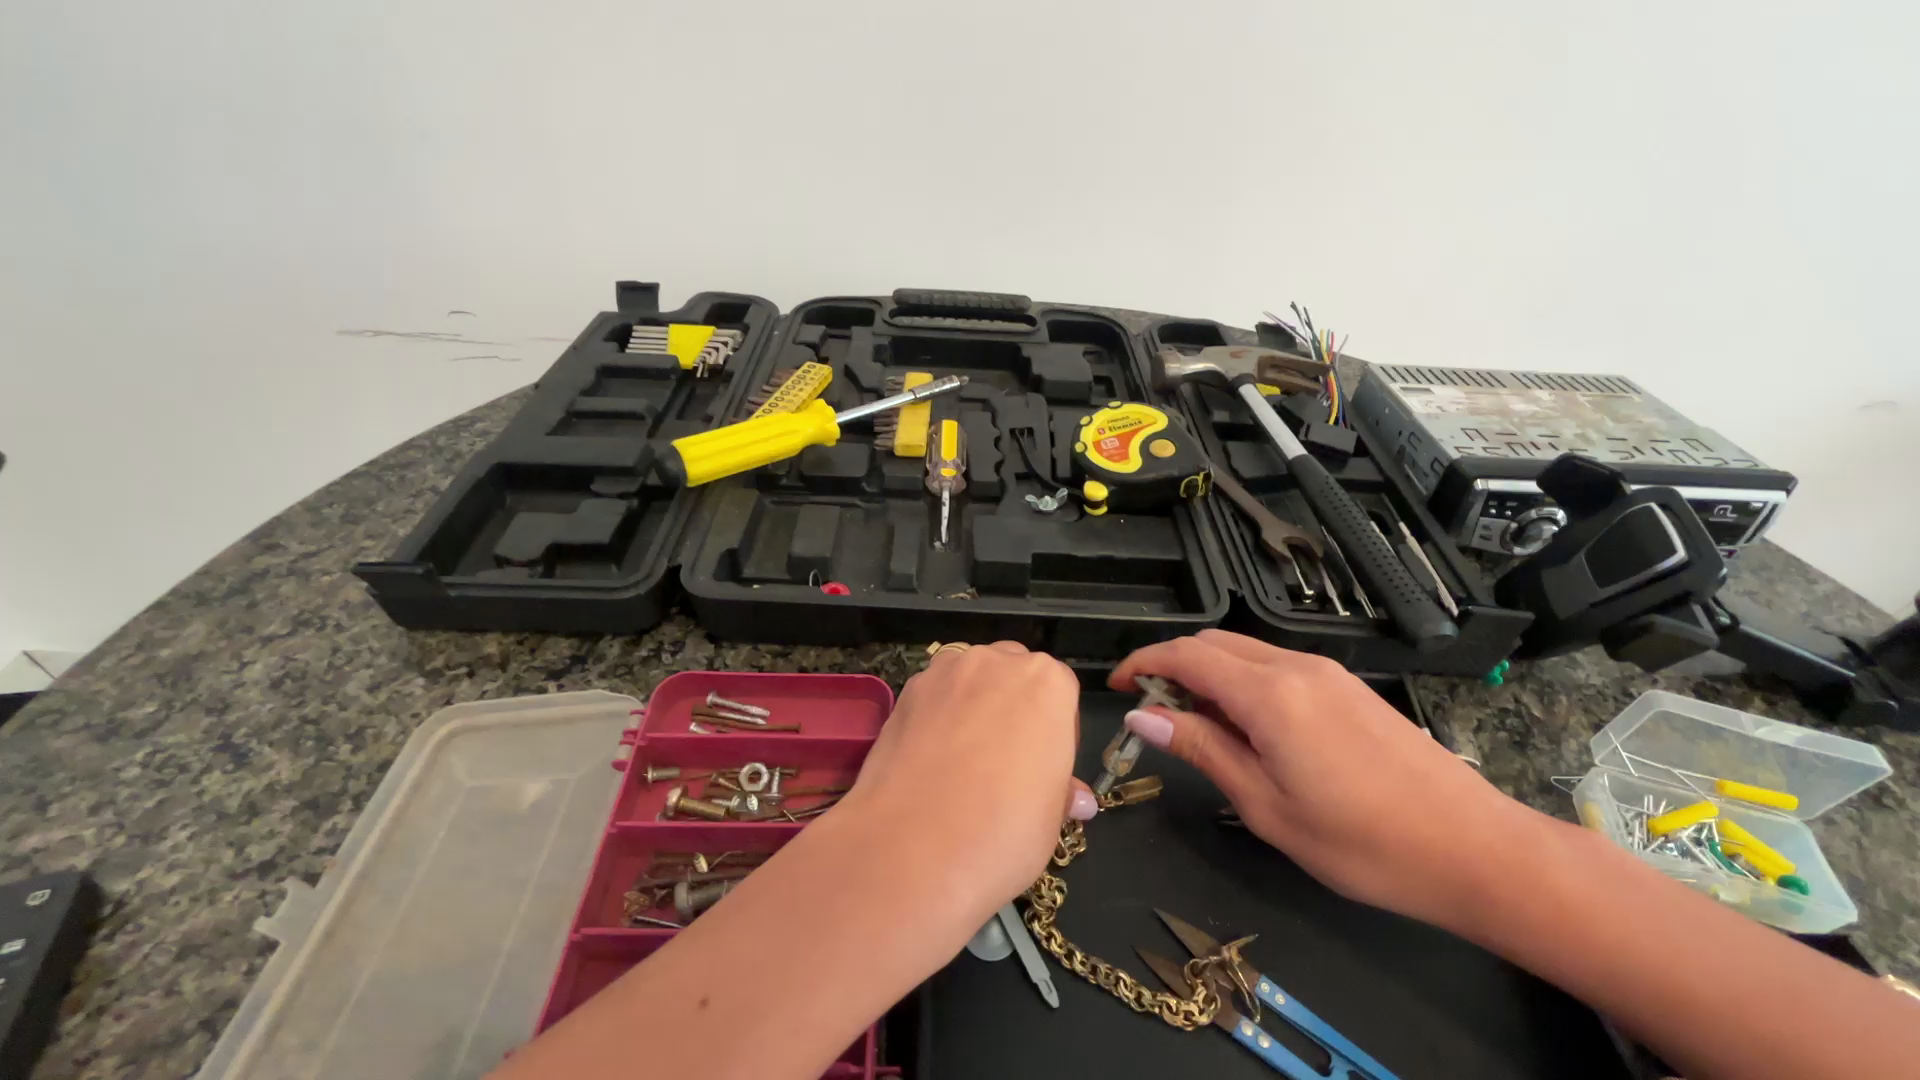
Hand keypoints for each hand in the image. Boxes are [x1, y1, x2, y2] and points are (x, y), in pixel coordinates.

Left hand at [841, 642, 1091, 919]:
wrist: (913, 847)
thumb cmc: (1004, 830)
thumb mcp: (1051, 818)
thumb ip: (1063, 791)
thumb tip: (1078, 800)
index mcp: (1048, 682)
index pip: (1062, 691)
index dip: (1056, 732)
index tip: (1046, 767)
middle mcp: (996, 662)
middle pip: (1013, 674)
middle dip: (1013, 707)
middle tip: (1006, 761)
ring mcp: (945, 673)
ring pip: (969, 679)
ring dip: (973, 705)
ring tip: (964, 759)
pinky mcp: (905, 692)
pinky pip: (933, 697)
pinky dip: (936, 717)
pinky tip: (931, 760)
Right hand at [1110, 630, 1532, 927]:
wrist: (1474, 849)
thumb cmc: (1362, 842)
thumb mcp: (1266, 806)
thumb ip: (1202, 750)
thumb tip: (1145, 716)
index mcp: (1270, 694)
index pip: (1186, 655)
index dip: (1142, 663)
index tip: (1116, 687)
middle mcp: (1297, 667)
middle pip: (1213, 643)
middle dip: (1171, 665)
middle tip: (1151, 712)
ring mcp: (1328, 673)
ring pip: (1245, 651)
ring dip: (1207, 674)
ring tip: (1194, 727)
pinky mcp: (1348, 687)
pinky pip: (1276, 667)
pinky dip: (1242, 682)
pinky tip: (1246, 728)